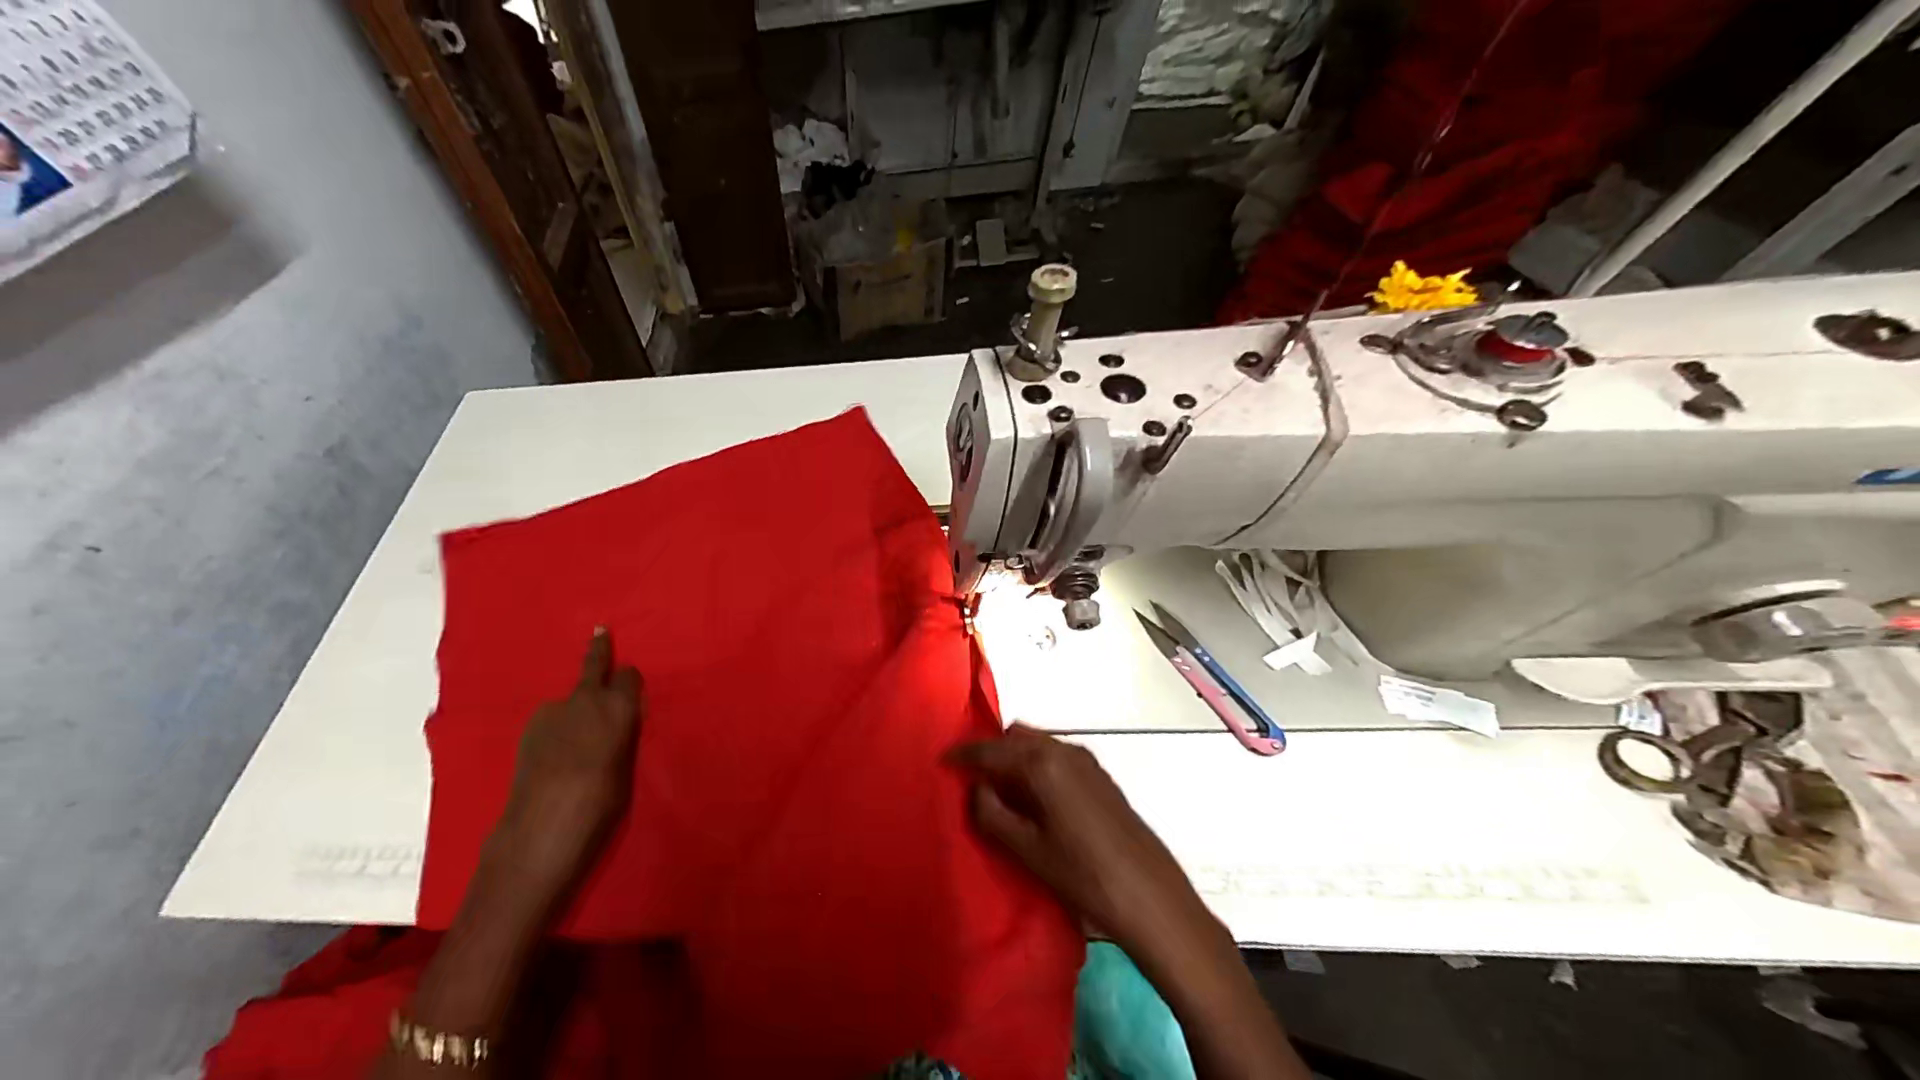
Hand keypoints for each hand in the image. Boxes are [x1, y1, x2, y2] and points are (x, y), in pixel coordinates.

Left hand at [486, 628, 643, 908]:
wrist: (541, 832)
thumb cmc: (601, 806)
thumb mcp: (626, 767)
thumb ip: (622, 738)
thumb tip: (615, 727)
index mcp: (619, 709)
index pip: (628, 676)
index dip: (630, 681)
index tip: (631, 685)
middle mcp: (586, 701)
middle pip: (593, 665)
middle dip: (599, 651)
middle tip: (600, 632)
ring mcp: (552, 713)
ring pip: (570, 699)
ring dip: (576, 708)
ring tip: (577, 737)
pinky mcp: (528, 731)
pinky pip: (552, 720)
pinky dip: (557, 727)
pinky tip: (556, 753)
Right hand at [948, 725, 1217, 955]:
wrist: (1149, 895)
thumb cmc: (1082, 873)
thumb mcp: (1026, 848)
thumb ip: (991, 813)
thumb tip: (976, 788)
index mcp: (1042, 762)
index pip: (992, 749)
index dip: (964, 755)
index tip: (942, 762)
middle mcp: (1065, 750)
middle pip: (1017, 737)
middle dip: (992, 752)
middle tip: (971, 778)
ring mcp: (1087, 761)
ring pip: (1039, 746)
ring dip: (1016, 760)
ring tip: (998, 791)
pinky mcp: (1101, 777)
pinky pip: (1057, 758)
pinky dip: (1037, 768)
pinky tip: (1032, 799)